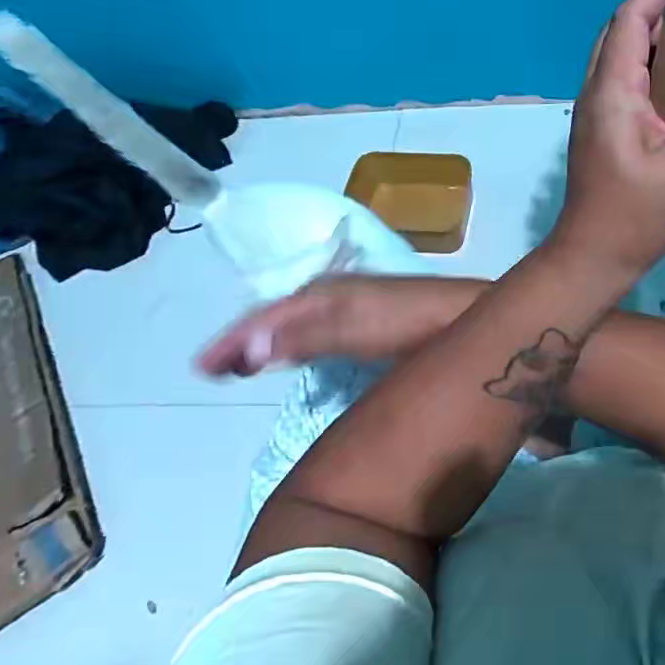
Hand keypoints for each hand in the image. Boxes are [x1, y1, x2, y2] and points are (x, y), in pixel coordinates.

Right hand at [196, 275, 481, 375]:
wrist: (464, 315)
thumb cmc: (411, 322)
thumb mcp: (353, 328)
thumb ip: (304, 338)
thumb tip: (245, 351)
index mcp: (321, 293)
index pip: (263, 317)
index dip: (231, 340)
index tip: (200, 368)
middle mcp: (331, 294)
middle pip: (275, 318)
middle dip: (242, 341)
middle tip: (212, 370)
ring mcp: (353, 306)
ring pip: (296, 324)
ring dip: (267, 343)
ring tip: (241, 367)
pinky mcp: (372, 321)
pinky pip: (318, 331)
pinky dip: (296, 344)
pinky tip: (297, 357)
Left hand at [551, 0, 664, 279]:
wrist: (593, 260)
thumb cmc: (639, 216)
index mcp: (612, 93)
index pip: (627, 25)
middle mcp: (594, 98)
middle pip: (616, 39)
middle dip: (648, 16)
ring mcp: (591, 120)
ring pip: (613, 65)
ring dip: (644, 45)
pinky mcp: (596, 140)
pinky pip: (616, 89)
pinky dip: (642, 74)